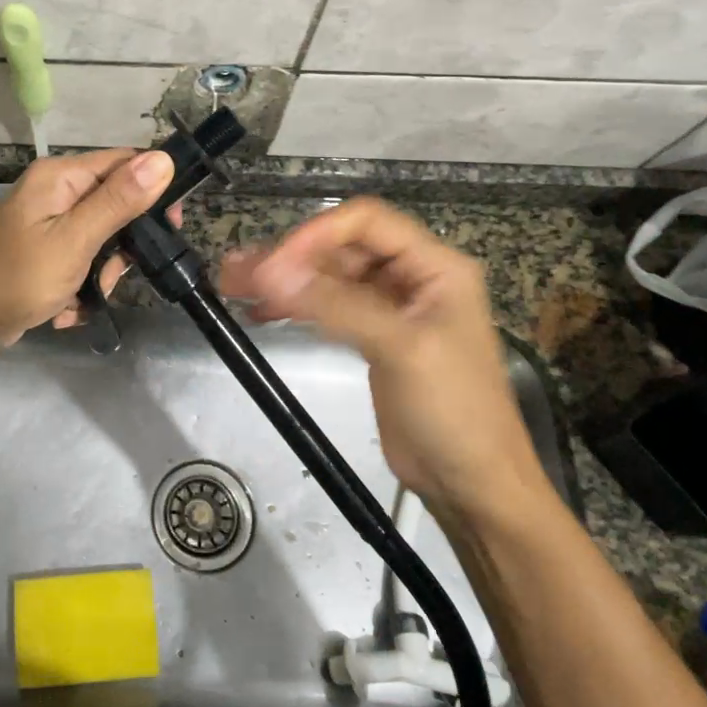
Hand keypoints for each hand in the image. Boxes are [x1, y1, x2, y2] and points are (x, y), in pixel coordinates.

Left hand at [0, 148, 176, 347]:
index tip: (170, 227)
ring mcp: (48, 223)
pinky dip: (81, 286)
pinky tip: (65, 308)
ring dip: (100, 273)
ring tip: (83, 296)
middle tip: (112, 274)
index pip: (124, 163)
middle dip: (121, 246)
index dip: (153, 190)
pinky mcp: (45, 251)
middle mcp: (54, 192)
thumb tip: (163, 160)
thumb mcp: (75, 241)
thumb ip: (119, 201)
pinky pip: (82, 261)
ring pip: (103, 239)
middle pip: (116, 204)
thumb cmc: (18, 279)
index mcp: (59, 177)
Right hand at [218, 197, 548, 515]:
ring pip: (329, 278)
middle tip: (238, 271)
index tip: (275, 263)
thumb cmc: (454, 410)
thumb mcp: (400, 349)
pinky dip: (295, 307)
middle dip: (290, 257)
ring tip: (234, 285)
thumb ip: (336, 306)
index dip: (318, 234)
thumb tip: (271, 272)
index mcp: (435, 267)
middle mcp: (413, 279)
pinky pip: (327, 309)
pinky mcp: (371, 339)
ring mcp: (390, 310)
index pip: (367, 223)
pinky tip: (261, 312)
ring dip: (285, 280)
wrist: (472, 482)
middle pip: (342, 248)